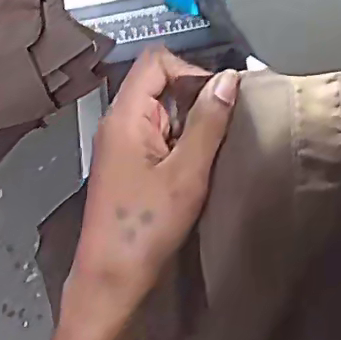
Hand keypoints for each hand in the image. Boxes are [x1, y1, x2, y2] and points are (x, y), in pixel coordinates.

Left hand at [62, 46, 238, 339]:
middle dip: (195, 101)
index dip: (191, 71)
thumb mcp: (187, 173)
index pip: (156, 61)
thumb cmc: (145, 228)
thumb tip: (228, 79)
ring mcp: (121, 145)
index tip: (218, 102)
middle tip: (216, 135)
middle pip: (160, 83)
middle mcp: (118, 123)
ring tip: (205, 159)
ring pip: (163, 112)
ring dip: (190, 127)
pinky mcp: (128, 165)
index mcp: (125, 116)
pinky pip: (158, 137)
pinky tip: (192, 173)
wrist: (112, 278)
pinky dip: (181, 146)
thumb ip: (208, 122)